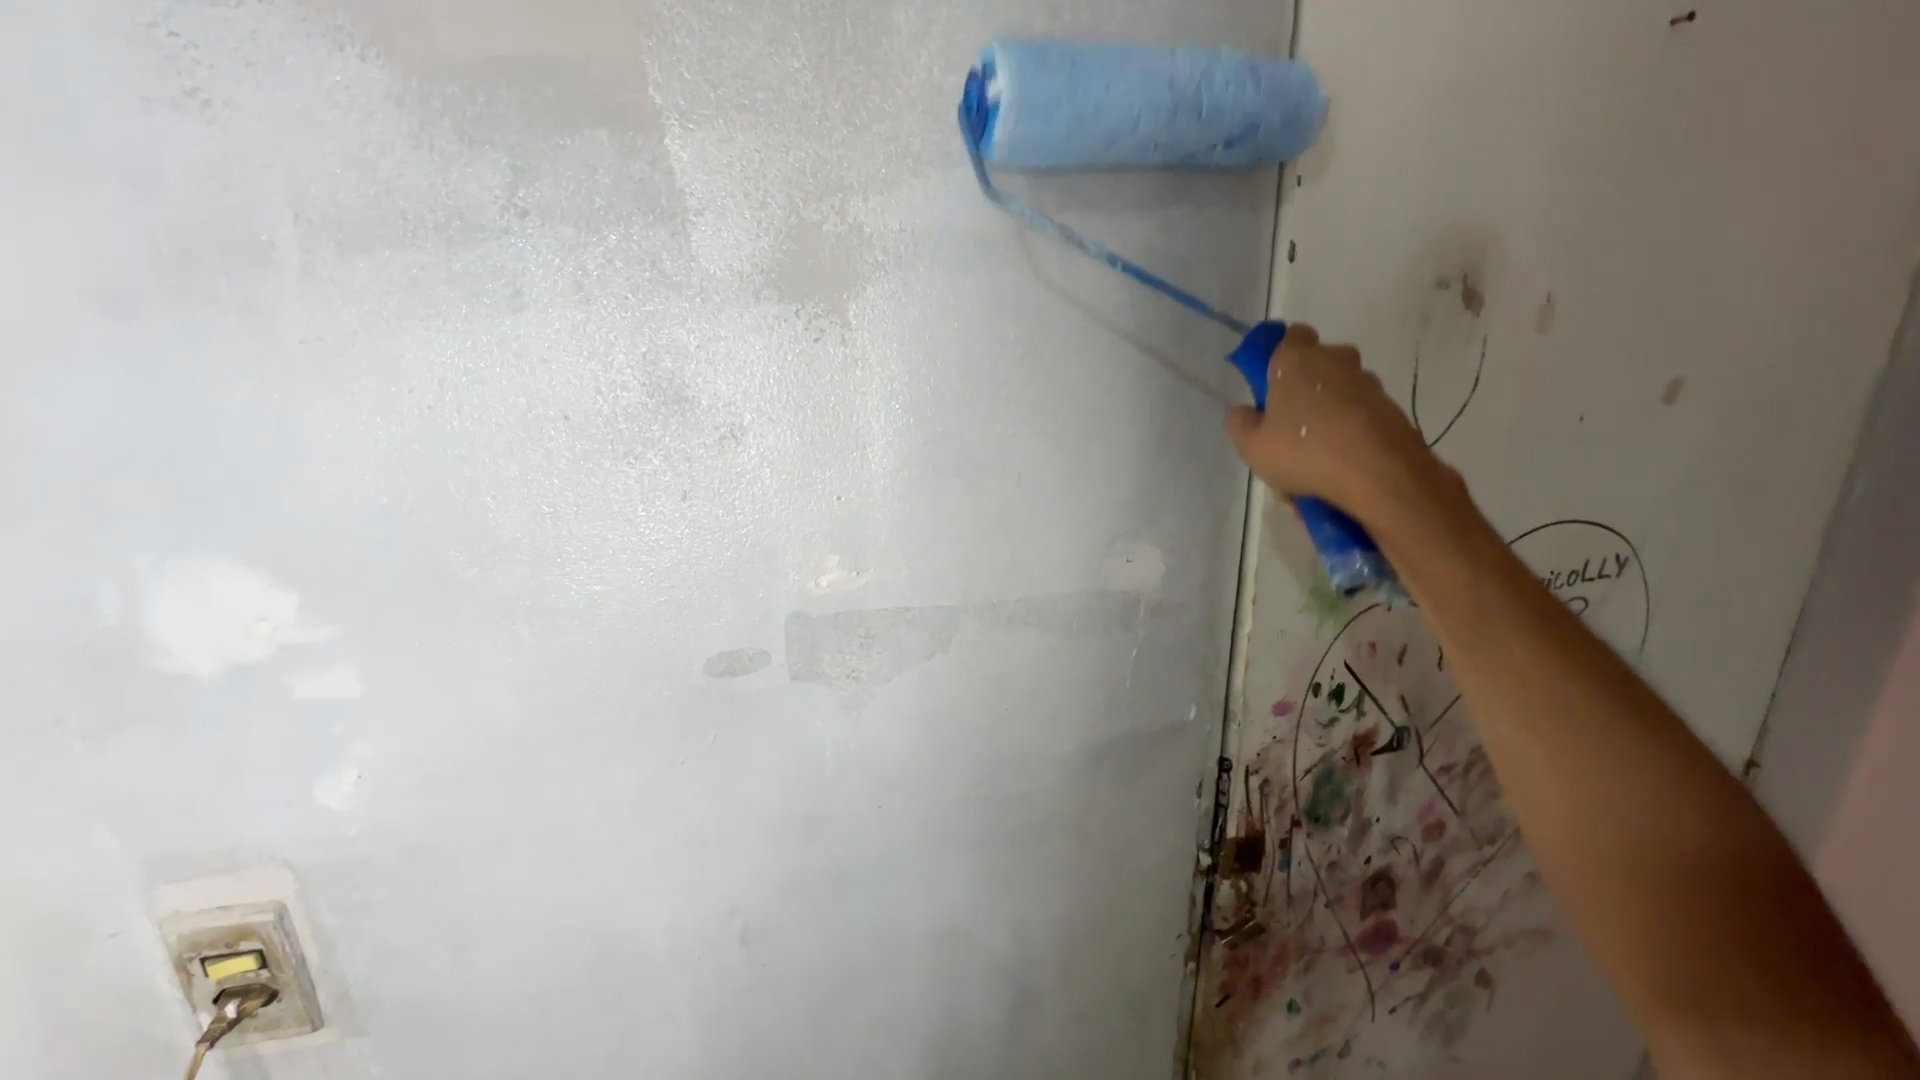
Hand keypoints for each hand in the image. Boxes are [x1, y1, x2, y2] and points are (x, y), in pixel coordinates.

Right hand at [1222, 324, 1443, 523]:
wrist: (1380, 474)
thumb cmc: (1305, 451)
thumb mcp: (1251, 446)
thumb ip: (1240, 423)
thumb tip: (1245, 413)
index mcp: (1297, 358)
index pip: (1289, 336)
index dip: (1278, 359)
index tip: (1269, 387)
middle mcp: (1335, 360)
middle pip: (1315, 368)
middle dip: (1302, 392)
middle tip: (1288, 430)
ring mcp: (1368, 383)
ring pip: (1338, 396)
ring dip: (1326, 419)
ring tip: (1314, 463)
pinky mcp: (1390, 408)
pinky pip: (1359, 418)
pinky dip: (1348, 437)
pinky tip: (1337, 471)